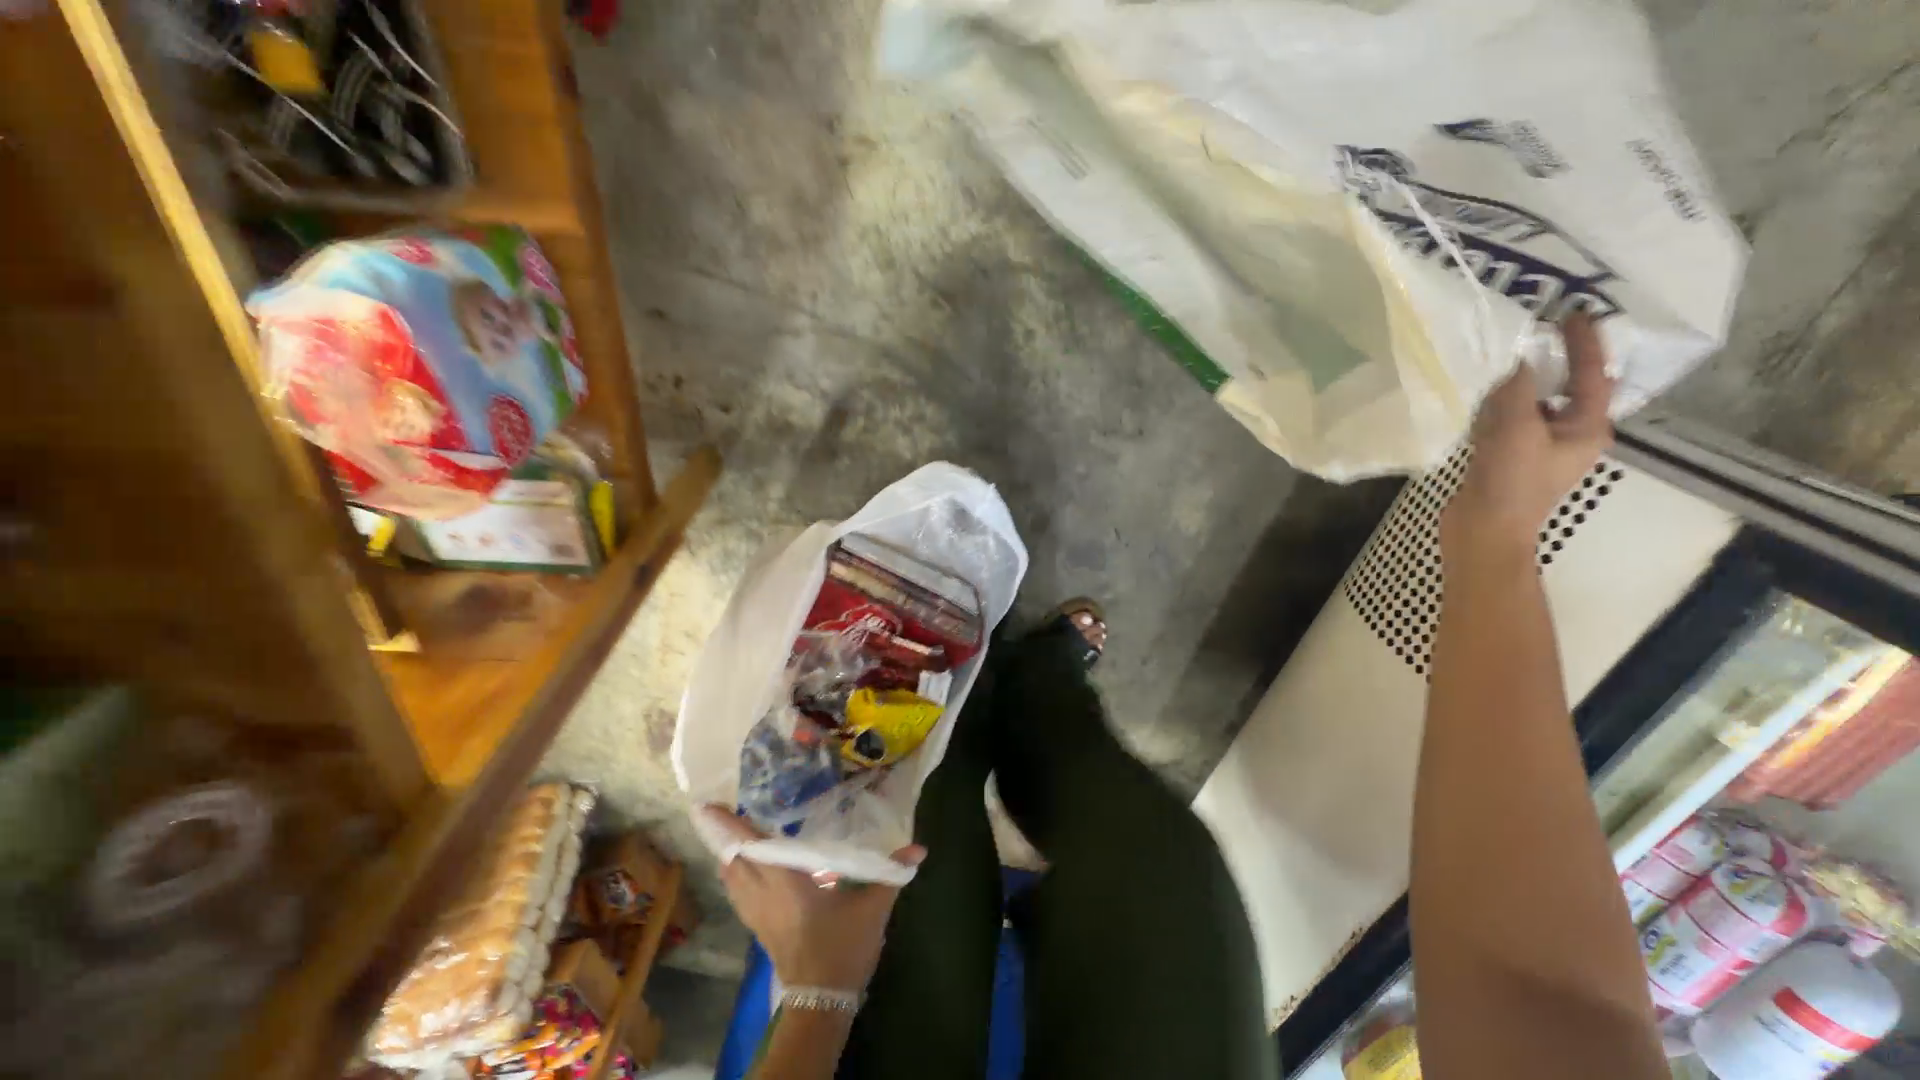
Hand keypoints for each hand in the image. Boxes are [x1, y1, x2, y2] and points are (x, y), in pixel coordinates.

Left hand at [700, 804, 925, 991]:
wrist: (821, 999)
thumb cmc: (842, 946)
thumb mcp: (872, 908)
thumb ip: (891, 873)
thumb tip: (919, 847)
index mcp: (784, 880)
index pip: (750, 846)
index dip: (729, 826)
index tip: (711, 805)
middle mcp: (762, 893)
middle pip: (733, 859)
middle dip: (725, 835)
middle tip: (723, 811)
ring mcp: (756, 913)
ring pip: (731, 877)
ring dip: (729, 855)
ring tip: (733, 834)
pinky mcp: (758, 928)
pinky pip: (737, 893)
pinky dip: (736, 875)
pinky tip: (746, 870)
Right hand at [1443, 314, 1615, 568]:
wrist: (1484, 531)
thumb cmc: (1512, 481)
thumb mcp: (1518, 427)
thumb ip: (1519, 386)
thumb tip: (1517, 354)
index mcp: (1587, 428)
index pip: (1593, 374)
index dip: (1585, 342)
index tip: (1572, 312)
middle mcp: (1569, 435)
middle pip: (1565, 387)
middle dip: (1551, 359)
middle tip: (1534, 329)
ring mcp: (1539, 448)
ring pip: (1534, 403)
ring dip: (1521, 381)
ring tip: (1502, 354)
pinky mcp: (1510, 458)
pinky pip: (1510, 419)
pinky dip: (1499, 403)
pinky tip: (1481, 393)